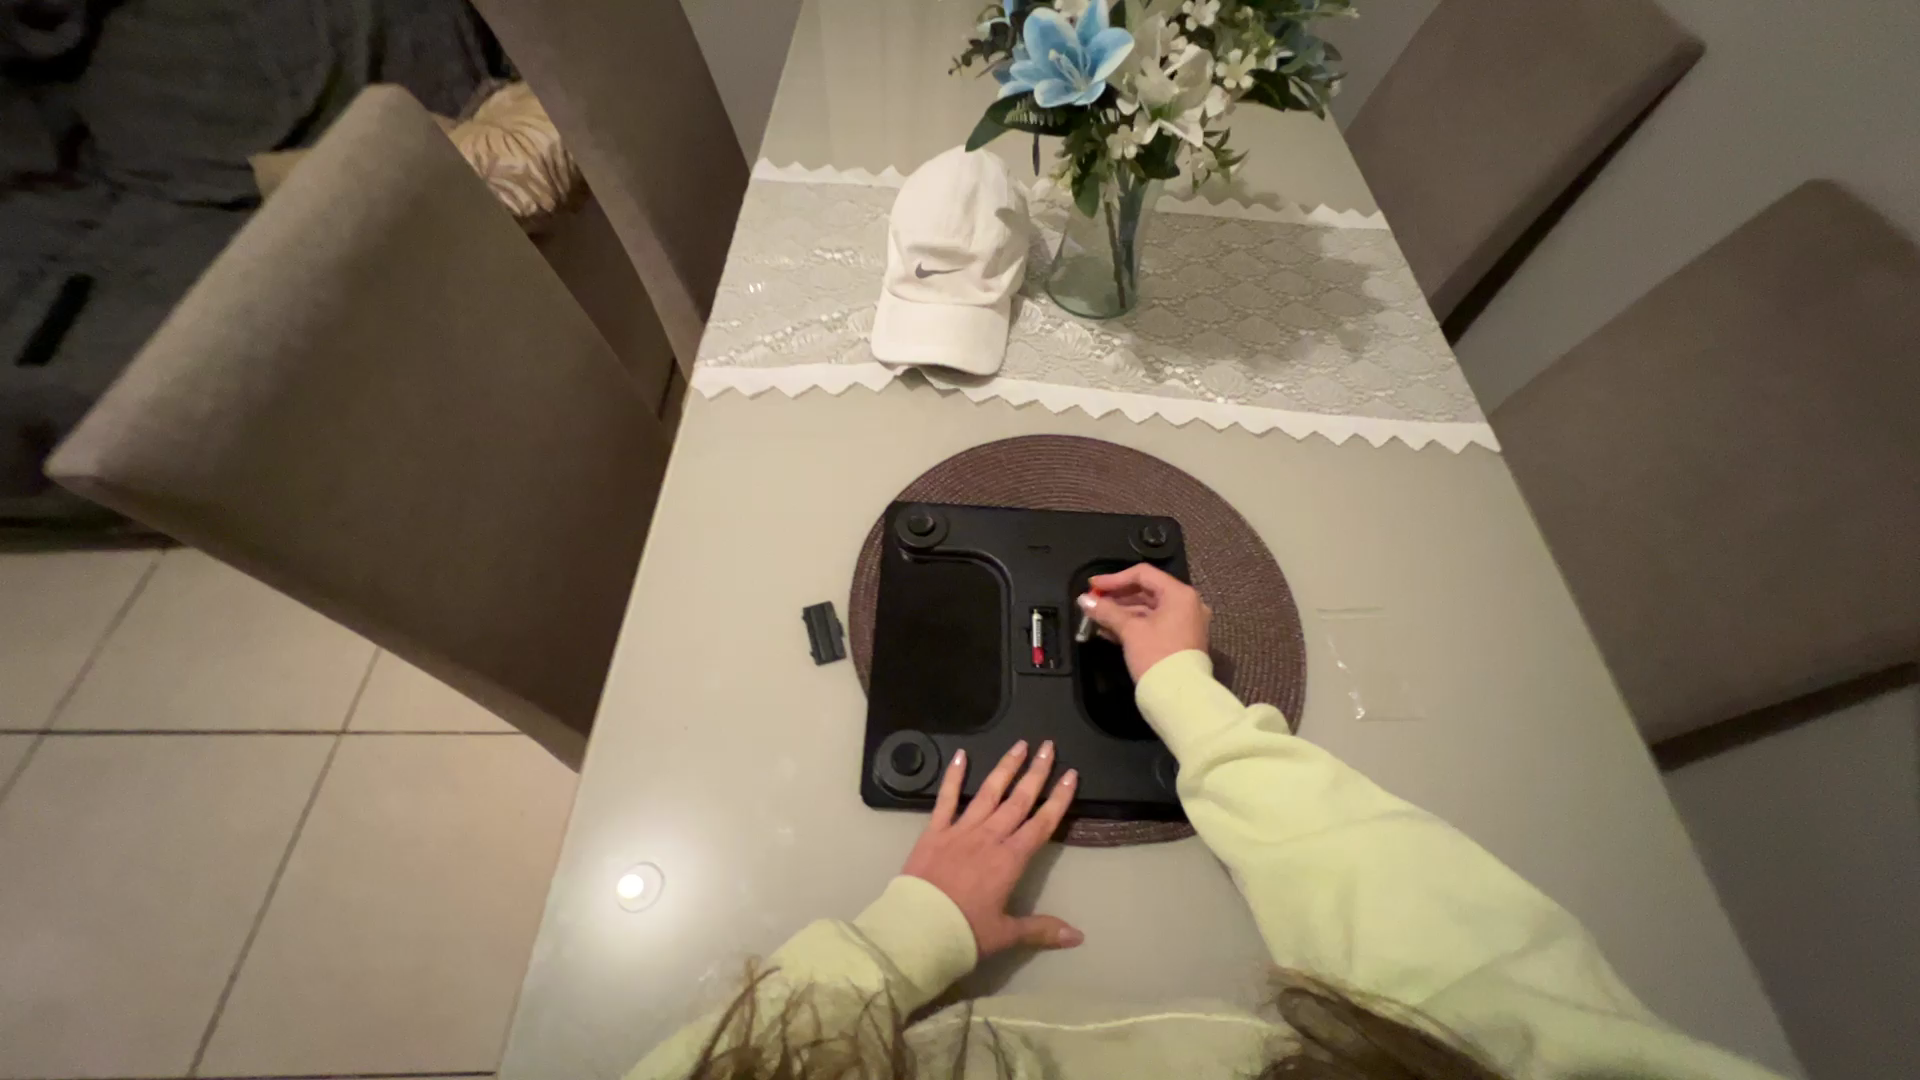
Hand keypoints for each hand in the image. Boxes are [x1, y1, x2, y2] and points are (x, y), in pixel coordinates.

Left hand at [901, 740, 1082, 957]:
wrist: (917, 929)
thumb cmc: (964, 933)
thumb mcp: (1006, 935)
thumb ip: (1042, 930)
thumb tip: (1078, 936)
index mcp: (1010, 860)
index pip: (1041, 823)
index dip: (1058, 798)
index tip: (1070, 774)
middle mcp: (989, 837)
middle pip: (1018, 799)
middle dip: (1036, 772)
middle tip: (1048, 746)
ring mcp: (961, 830)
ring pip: (989, 792)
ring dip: (1005, 767)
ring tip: (1019, 745)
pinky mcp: (935, 830)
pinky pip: (947, 798)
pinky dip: (954, 776)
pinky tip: (960, 755)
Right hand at [1077, 563, 1210, 681]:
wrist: (1179, 698)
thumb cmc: (1157, 656)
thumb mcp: (1130, 630)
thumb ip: (1106, 611)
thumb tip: (1084, 600)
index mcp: (1179, 594)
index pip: (1143, 574)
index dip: (1114, 578)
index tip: (1092, 586)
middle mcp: (1186, 605)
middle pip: (1146, 591)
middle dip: (1116, 597)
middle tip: (1092, 602)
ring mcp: (1184, 624)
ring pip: (1147, 610)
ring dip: (1120, 613)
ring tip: (1096, 619)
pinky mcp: (1178, 642)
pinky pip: (1152, 625)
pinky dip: (1132, 626)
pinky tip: (1108, 632)